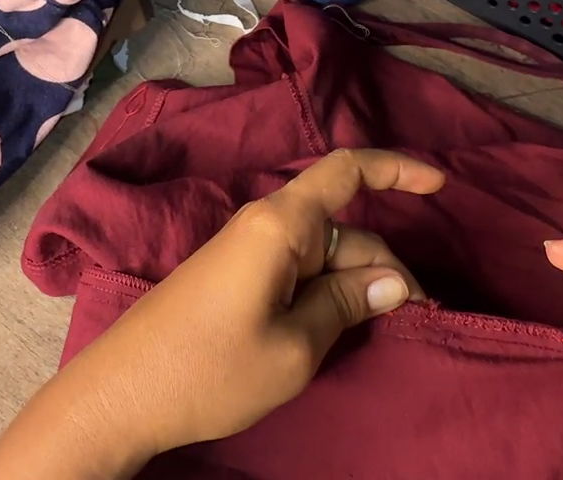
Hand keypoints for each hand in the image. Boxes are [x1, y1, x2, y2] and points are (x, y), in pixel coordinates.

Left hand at [0, 149, 444, 478]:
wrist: (122, 393)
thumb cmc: (210, 368)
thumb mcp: (294, 348)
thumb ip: (347, 303)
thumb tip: (395, 281)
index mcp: (280, 223)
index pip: (346, 171)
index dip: (396, 170)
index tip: (439, 185)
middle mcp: (267, 223)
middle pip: (343, 228)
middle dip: (385, 267)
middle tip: (419, 320)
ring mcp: (250, 249)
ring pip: (323, 253)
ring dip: (358, 285)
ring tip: (387, 332)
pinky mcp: (239, 274)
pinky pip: (298, 269)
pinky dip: (329, 291)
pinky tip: (345, 324)